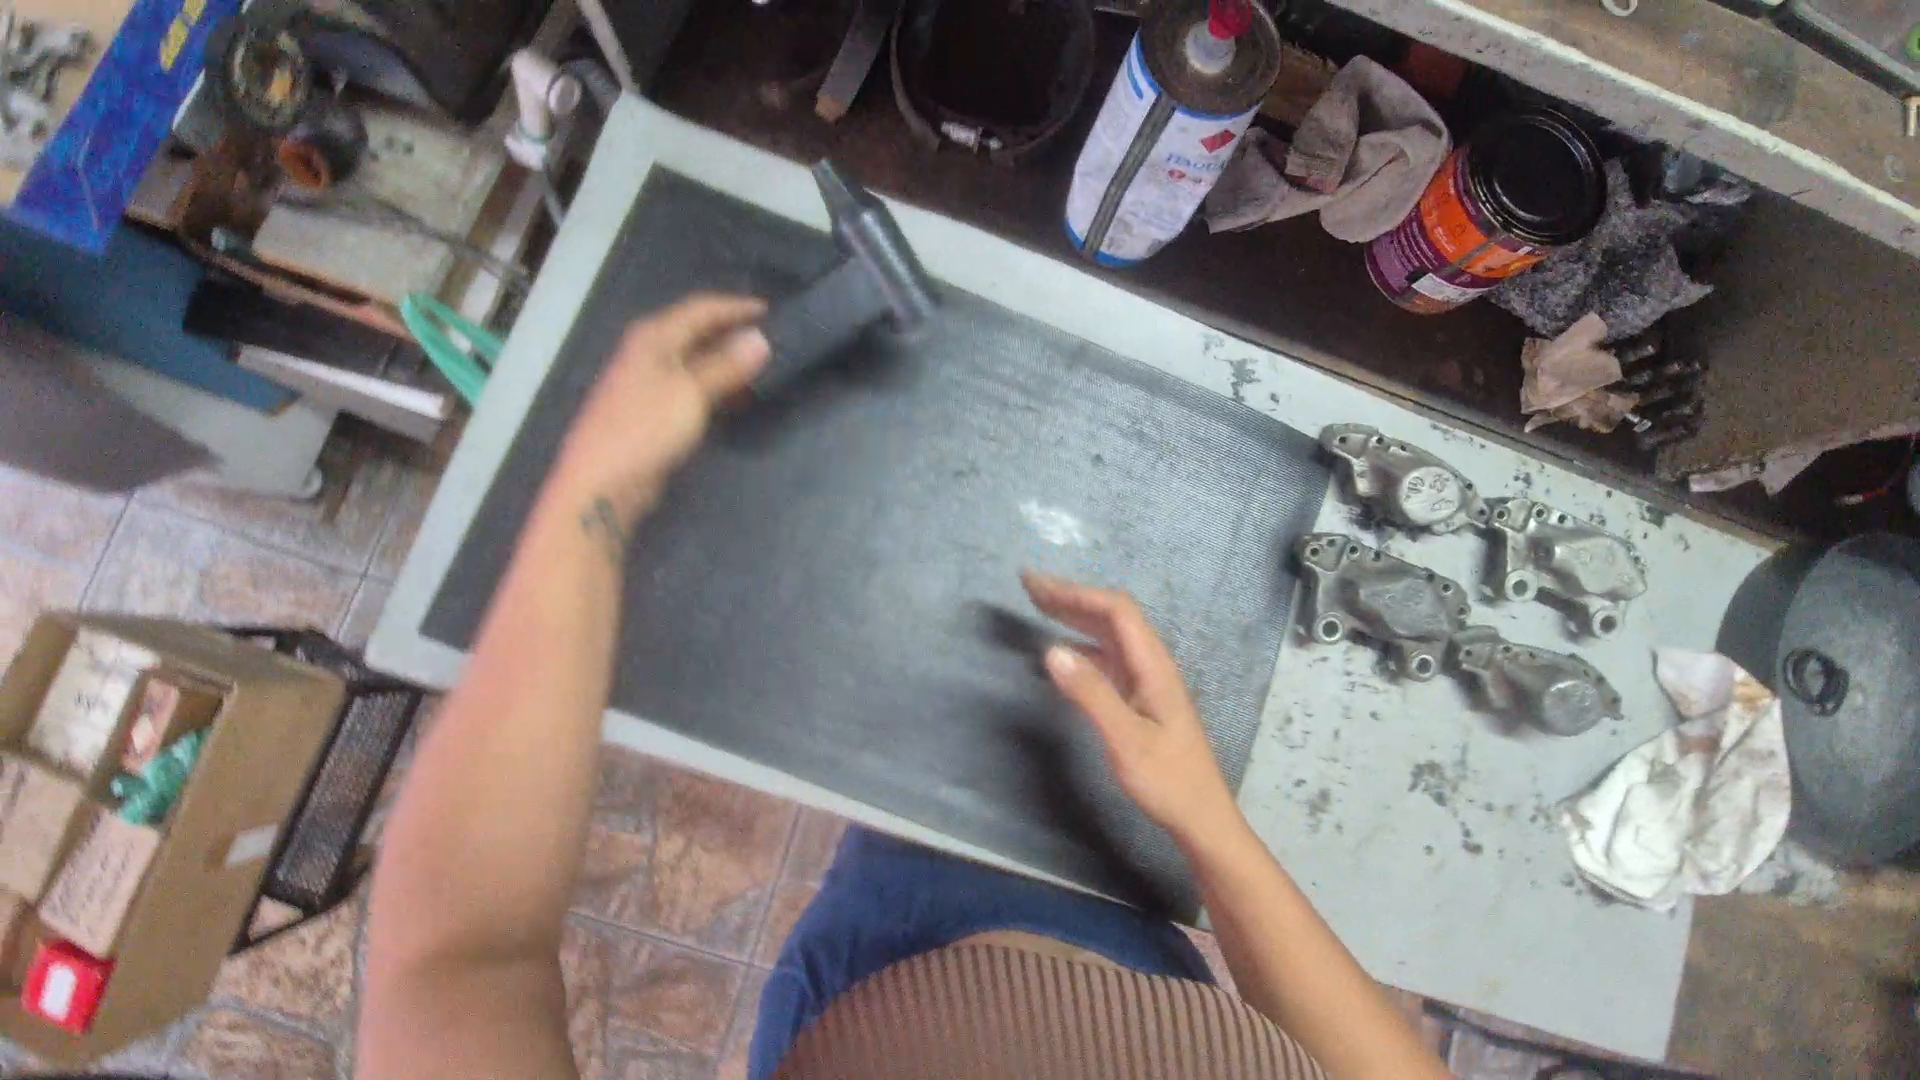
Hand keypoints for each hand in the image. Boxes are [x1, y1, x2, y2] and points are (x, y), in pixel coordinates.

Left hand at [551, 294, 769, 526]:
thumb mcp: (691, 392)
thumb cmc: (646, 430)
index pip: (700, 309)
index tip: (771, 311)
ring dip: (726, 361)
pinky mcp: (652, 411)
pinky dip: (715, 385)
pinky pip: (692, 385)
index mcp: (653, 337)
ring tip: (760, 367)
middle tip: (770, 337)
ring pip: (695, 359)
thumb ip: (726, 365)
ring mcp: (648, 382)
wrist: (603, 482)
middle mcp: (648, 352)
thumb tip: (761, 339)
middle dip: (731, 331)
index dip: (735, 307)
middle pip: (695, 331)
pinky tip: (734, 397)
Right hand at [1022, 571, 1240, 845]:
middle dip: (1071, 597)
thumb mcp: (1126, 740)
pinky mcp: (1140, 697)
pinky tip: (1062, 654)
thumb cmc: (1168, 780)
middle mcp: (1151, 664)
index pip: (1116, 611)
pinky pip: (1107, 657)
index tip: (1039, 588)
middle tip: (1029, 588)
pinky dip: (1081, 645)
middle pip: (1112, 616)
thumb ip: (1091, 694)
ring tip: (1039, 608)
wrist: (1201, 817)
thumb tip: (1052, 650)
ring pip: (1109, 635)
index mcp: (1153, 665)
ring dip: (1075, 617)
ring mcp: (1146, 680)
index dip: (1077, 593)